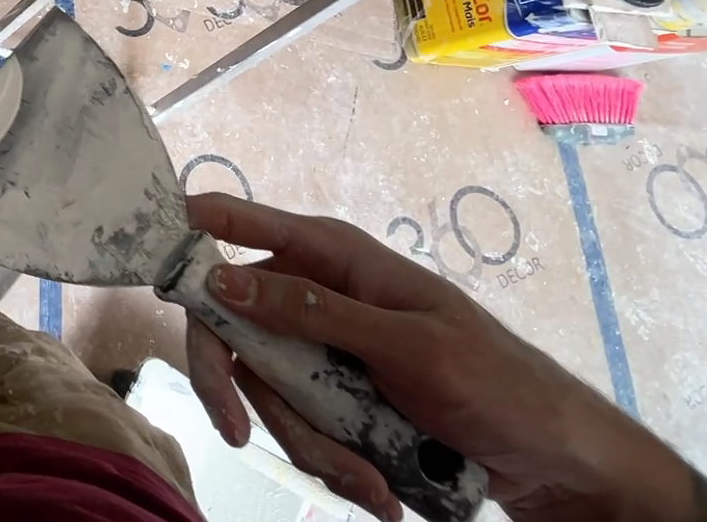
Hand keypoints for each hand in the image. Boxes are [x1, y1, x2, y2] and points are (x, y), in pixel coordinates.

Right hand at [182, 193, 696, 521]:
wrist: (560, 466)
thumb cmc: (499, 385)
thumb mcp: (409, 346)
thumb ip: (310, 307)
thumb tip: (218, 276)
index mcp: (324, 252)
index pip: (230, 219)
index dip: (181, 231)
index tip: (145, 265)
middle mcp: (305, 286)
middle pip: (226, 321)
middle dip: (243, 389)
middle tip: (237, 432)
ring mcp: (313, 338)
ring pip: (259, 380)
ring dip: (303, 441)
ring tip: (368, 487)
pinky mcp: (326, 386)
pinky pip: (291, 415)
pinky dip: (324, 458)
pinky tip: (373, 487)